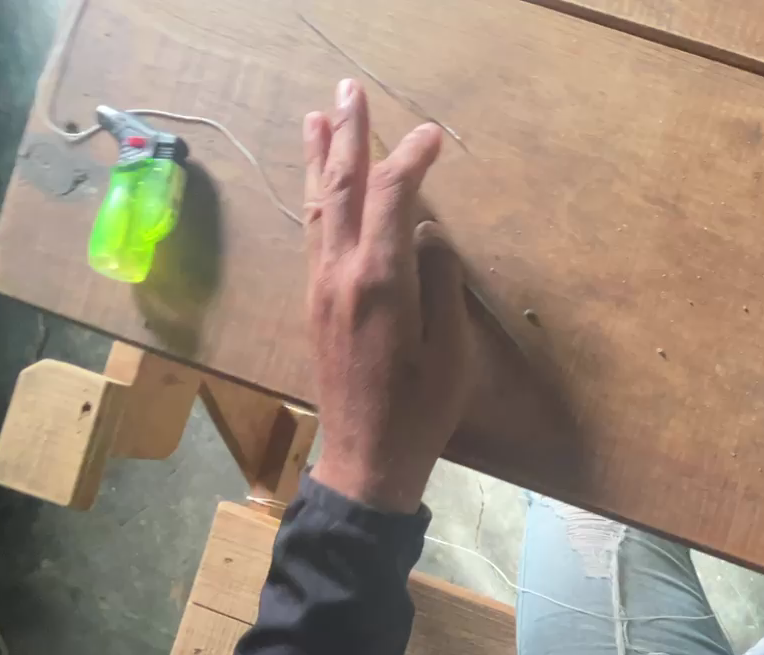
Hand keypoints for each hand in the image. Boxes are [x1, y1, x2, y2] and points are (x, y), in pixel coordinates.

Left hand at [301, 78, 476, 513]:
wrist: (367, 455)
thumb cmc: (420, 411)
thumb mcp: (450, 351)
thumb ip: (442, 284)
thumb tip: (429, 235)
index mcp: (382, 282)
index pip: (394, 198)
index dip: (413, 159)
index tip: (435, 136)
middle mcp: (342, 274)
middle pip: (342, 189)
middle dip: (349, 136)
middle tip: (351, 90)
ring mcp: (322, 288)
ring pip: (318, 209)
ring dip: (319, 159)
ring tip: (319, 117)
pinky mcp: (315, 305)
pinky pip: (312, 237)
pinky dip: (314, 200)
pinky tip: (316, 189)